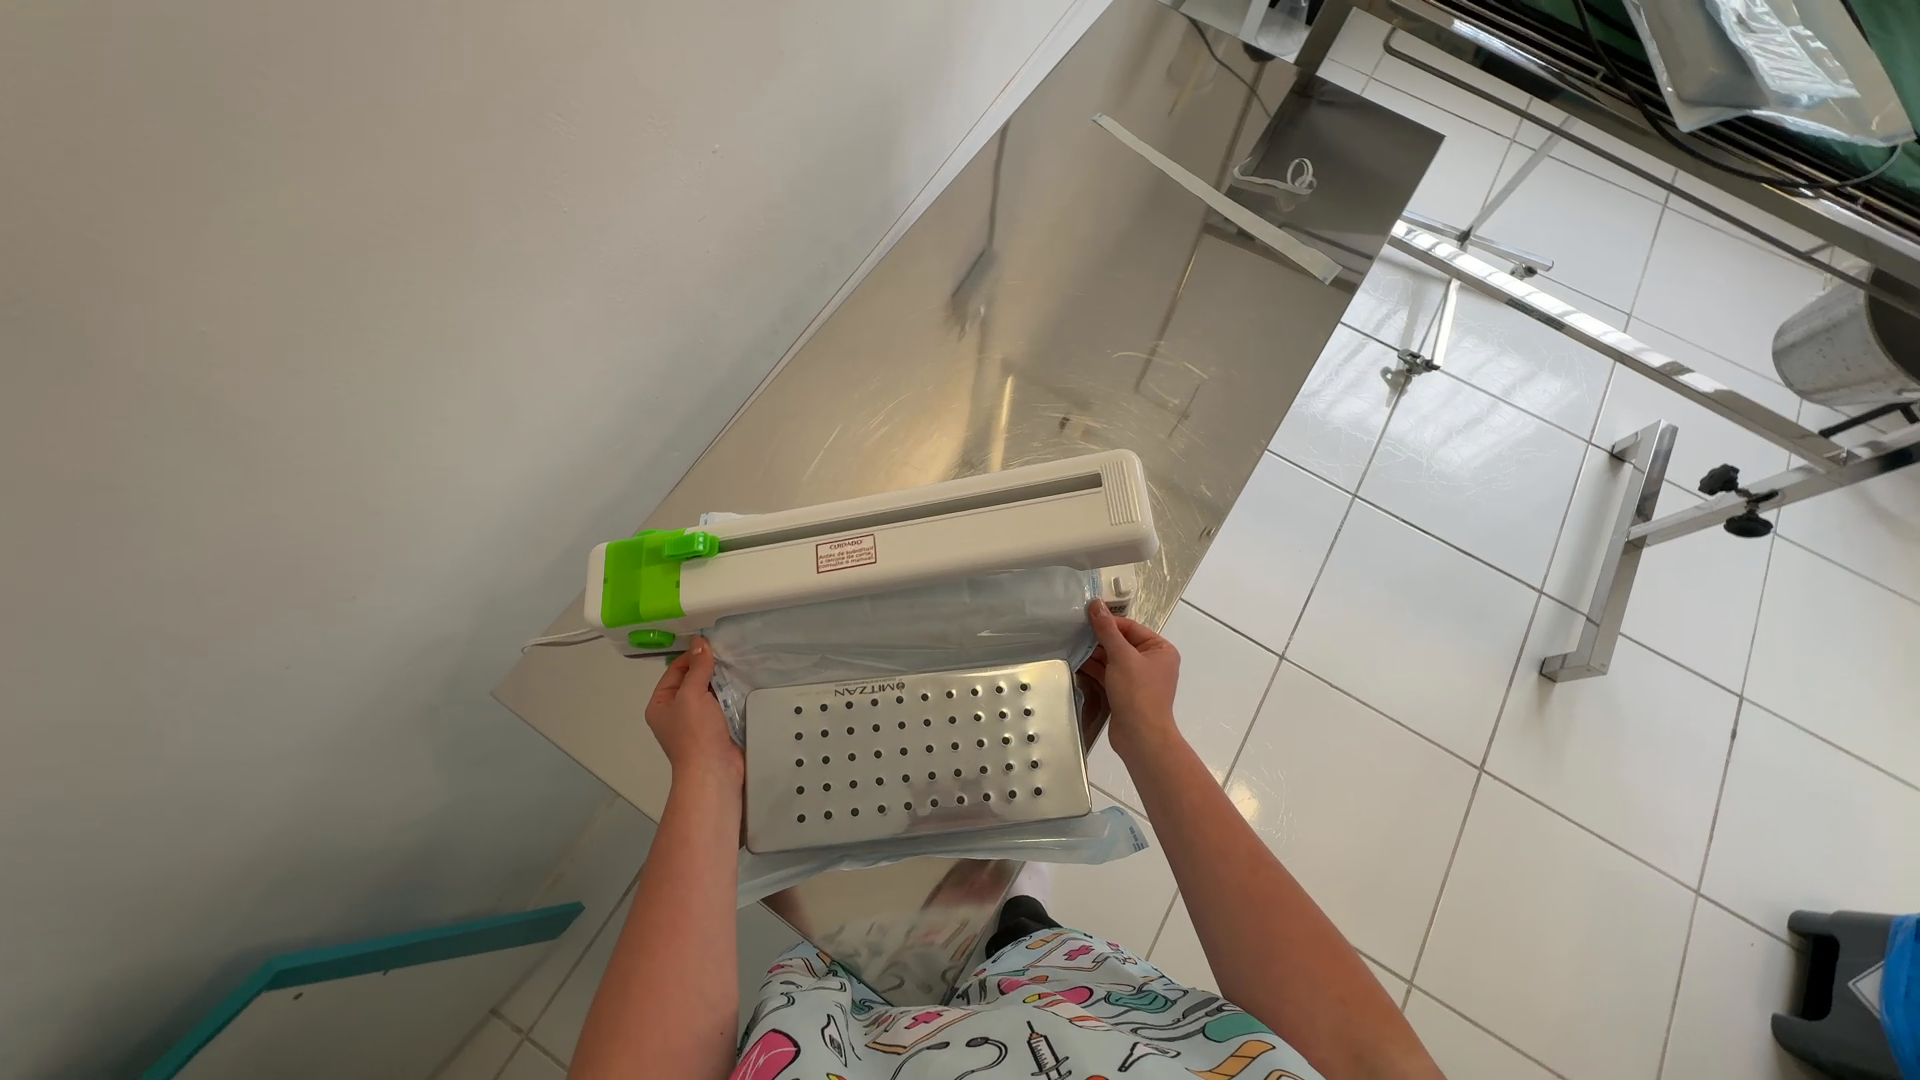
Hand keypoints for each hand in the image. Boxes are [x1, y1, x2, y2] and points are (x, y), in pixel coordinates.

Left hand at [646, 638, 742, 785]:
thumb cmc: (695, 733)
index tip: (712, 645)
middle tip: (730, 652)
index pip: (674, 671)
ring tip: (740, 664)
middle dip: (709, 668)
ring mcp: (697, 722)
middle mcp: (676, 712)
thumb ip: (697, 668)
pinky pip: (723, 705)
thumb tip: (700, 642)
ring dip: (722, 681)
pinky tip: (744, 684)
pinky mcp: (717, 729)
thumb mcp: (692, 695)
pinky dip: (732, 695)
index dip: (692, 657)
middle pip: (692, 681)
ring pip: (710, 693)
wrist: (715, 771)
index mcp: (661, 705)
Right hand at [1081, 600, 1180, 761]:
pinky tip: (1077, 663)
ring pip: (1114, 659)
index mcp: (1160, 649)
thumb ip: (1107, 630)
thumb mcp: (1121, 656)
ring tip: (1072, 645)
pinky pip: (1110, 674)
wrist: (1140, 737)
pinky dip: (1096, 669)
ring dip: (1095, 654)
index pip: (1131, 627)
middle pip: (1122, 643)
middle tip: (1074, 632)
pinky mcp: (1126, 693)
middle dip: (1099, 639)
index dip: (1108, 623)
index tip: (1084, 618)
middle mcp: (1153, 662)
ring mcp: (1139, 679)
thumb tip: (1096, 604)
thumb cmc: (1137, 693)